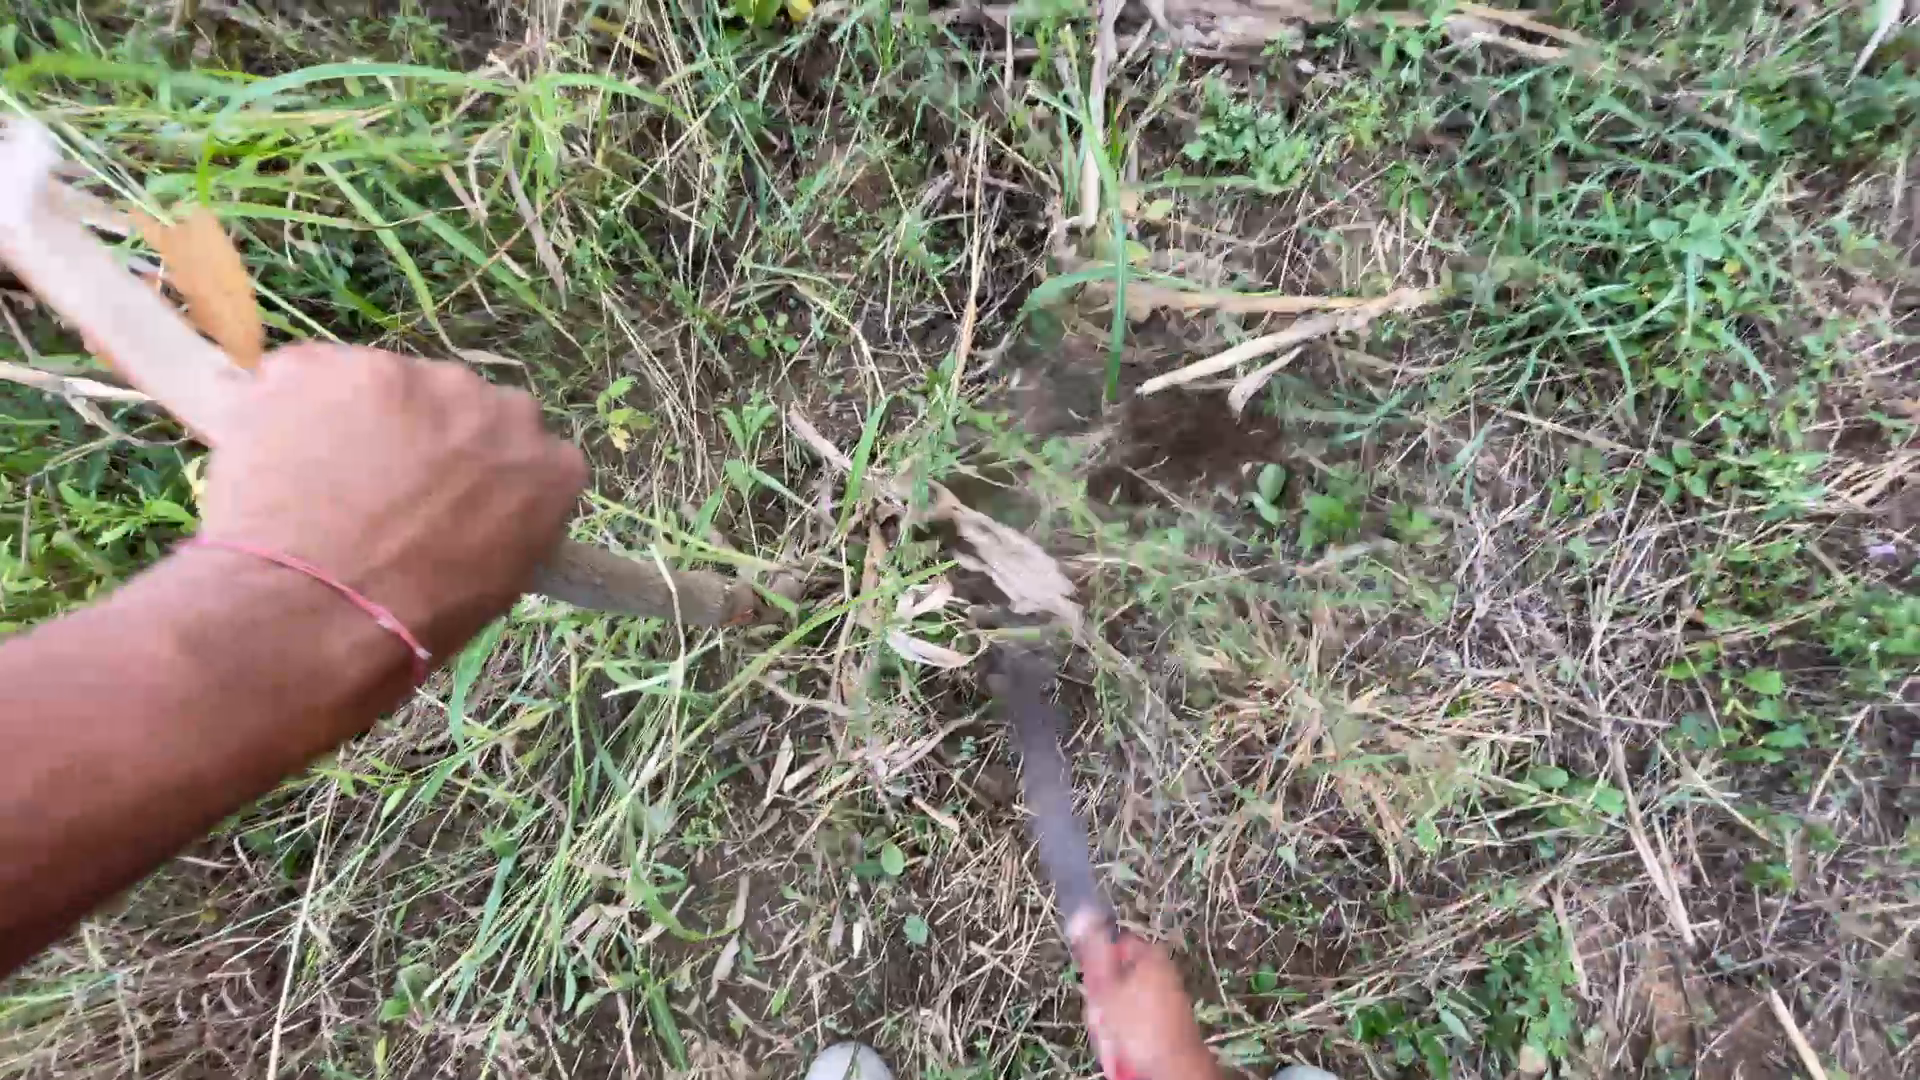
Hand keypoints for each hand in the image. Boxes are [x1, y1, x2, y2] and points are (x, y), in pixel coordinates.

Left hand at [200, 344, 585, 659]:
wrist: (320, 608)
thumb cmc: (423, 611)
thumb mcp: (506, 570)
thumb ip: (508, 513)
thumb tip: (477, 503)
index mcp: (553, 462)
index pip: (529, 450)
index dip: (484, 469)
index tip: (454, 493)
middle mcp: (501, 408)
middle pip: (466, 406)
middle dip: (434, 433)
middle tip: (390, 483)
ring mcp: (418, 378)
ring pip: (390, 387)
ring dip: (367, 417)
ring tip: (323, 474)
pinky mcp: (330, 365)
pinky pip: (310, 377)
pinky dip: (291, 407)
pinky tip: (276, 457)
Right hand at [1077, 926, 1221, 1079]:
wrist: (1176, 1072)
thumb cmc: (1140, 1026)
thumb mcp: (1107, 987)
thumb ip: (1093, 952)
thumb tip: (1081, 916)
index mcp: (1149, 953)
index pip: (1111, 943)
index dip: (1096, 963)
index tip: (1092, 985)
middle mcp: (1160, 968)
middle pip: (1115, 974)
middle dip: (1103, 999)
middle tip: (1102, 1018)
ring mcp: (1165, 995)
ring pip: (1122, 1000)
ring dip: (1111, 1019)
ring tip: (1113, 1037)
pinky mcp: (1167, 1020)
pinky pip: (1135, 1018)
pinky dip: (1125, 1031)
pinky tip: (1123, 1047)